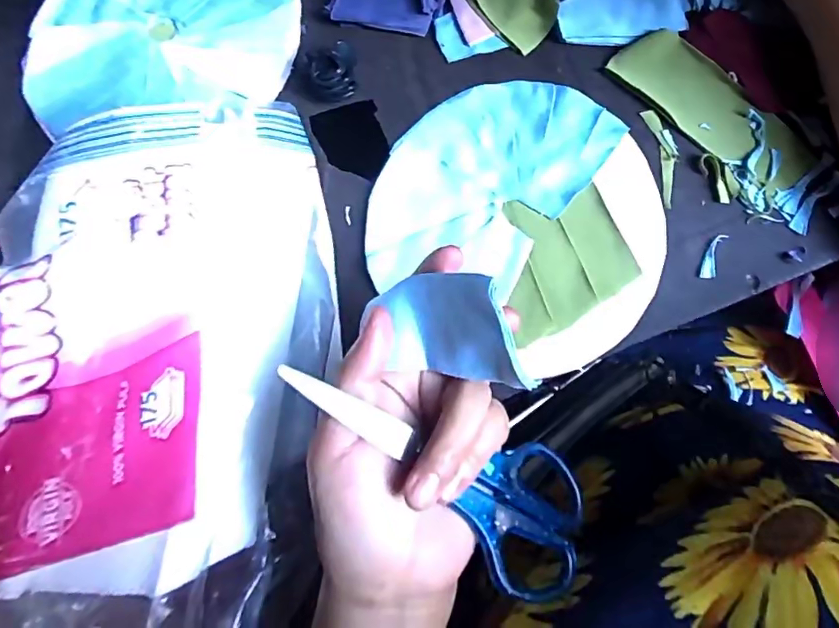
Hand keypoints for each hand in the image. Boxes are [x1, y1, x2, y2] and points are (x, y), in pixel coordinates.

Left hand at [309, 247, 511, 624]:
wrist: (392, 581)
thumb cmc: (349, 518)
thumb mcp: (335, 450)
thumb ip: (357, 378)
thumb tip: (382, 315)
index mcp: (382, 376)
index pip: (408, 316)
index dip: (430, 281)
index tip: (454, 256)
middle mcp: (421, 383)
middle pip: (459, 339)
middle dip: (480, 337)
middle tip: (503, 323)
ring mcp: (452, 409)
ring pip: (480, 389)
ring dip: (456, 443)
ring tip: (426, 488)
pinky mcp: (480, 437)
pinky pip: (494, 423)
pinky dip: (471, 458)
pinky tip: (447, 489)